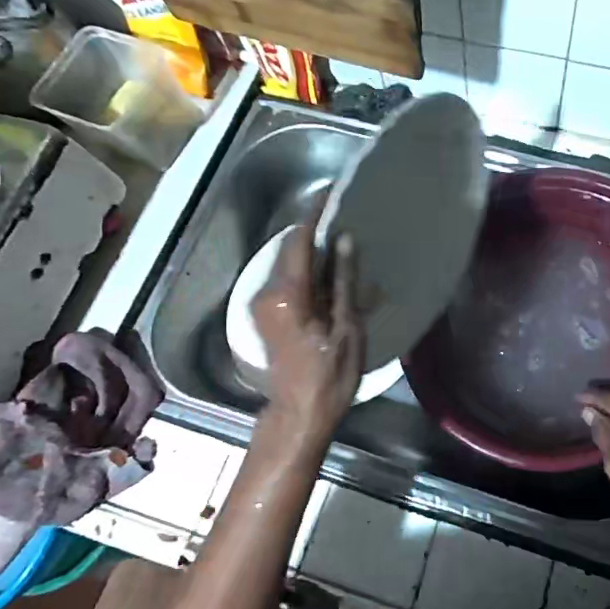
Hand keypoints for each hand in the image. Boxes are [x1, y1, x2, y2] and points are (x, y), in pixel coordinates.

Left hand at [252, 209, 363, 440]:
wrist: (300, 413)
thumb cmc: (330, 375)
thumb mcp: (346, 328)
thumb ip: (343, 282)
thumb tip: (344, 241)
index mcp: (287, 295)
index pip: (299, 242)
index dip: (314, 216)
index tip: (331, 194)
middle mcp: (267, 293)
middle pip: (291, 252)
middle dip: (316, 235)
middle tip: (345, 221)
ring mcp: (263, 305)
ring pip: (289, 267)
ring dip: (314, 257)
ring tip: (344, 248)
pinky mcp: (267, 316)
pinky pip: (288, 283)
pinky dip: (309, 275)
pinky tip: (332, 278)